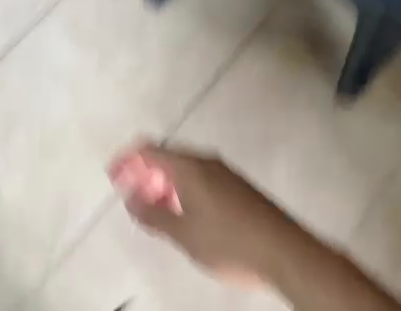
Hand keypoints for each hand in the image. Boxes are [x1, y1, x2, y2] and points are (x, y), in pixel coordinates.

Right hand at [107, 142, 310, 288]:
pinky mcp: (239, 187)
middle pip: (167, 157)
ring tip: (158, 211)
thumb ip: (153, 216)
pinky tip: (188, 214)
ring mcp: (225, 172)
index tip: (114, 175)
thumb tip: (130, 200)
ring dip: (166, 184)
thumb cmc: (229, 242)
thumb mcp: (184, 235)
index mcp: (188, 166)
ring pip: (186, 169)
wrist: (286, 252)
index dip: (127, 160)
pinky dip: (185, 189)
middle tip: (134, 197)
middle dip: (146, 174)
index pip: (148, 149)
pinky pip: (202, 178)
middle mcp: (205, 160)